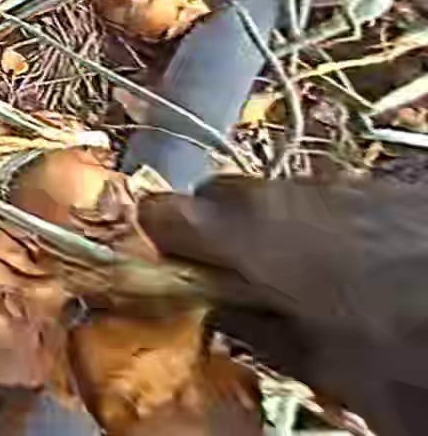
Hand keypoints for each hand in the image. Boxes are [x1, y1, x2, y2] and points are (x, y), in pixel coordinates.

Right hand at [139, 177, 427, 435]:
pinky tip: (388, 273)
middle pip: (217, 196)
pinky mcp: (398, 186)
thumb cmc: (417, 357)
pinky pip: (345, 202)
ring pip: (283, 198)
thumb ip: (262, 335)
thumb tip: (219, 314)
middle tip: (261, 282)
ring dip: (294, 230)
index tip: (186, 275)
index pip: (157, 213)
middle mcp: (274, 195)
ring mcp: (341, 185)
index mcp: (240, 232)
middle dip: (229, 231)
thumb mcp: (335, 374)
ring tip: (339, 282)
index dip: (167, 243)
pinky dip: (350, 230)